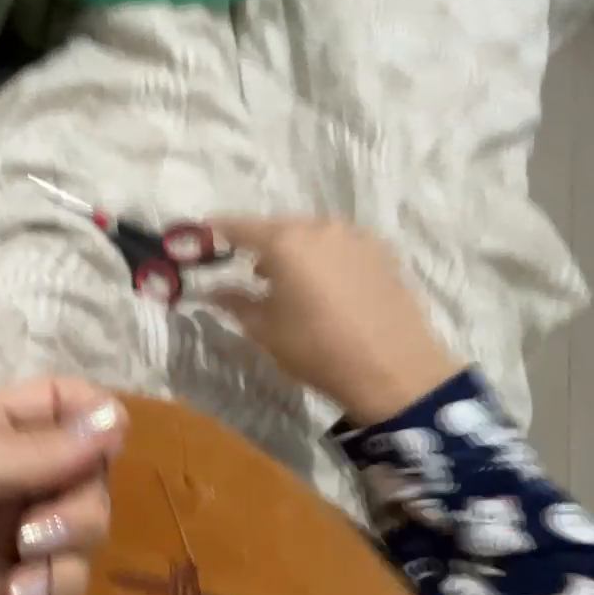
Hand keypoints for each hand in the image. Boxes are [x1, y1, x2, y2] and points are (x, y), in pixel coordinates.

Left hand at [0, 378, 126, 594]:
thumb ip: (31, 452)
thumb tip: (115, 418)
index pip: (57, 400)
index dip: (94, 415)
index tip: (115, 445)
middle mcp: (2, 480)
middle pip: (85, 474)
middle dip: (77, 508)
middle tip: (33, 537)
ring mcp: (7, 541)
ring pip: (83, 536)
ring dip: (62, 563)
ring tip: (15, 587)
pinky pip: (64, 589)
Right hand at [208, 217, 463, 423]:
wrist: (392, 368)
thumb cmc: (316, 347)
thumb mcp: (265, 329)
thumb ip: (235, 302)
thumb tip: (213, 291)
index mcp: (287, 242)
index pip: (241, 227)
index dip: (218, 230)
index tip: (202, 234)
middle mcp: (321, 229)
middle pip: (279, 226)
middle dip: (258, 243)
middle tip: (243, 265)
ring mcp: (356, 237)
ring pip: (312, 234)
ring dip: (292, 249)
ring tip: (282, 278)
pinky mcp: (380, 253)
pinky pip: (339, 245)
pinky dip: (321, 256)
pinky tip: (319, 284)